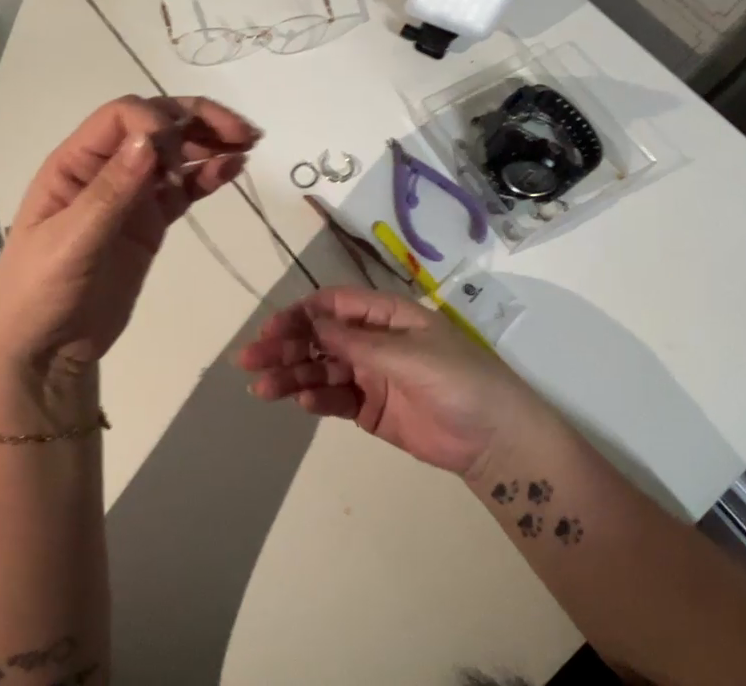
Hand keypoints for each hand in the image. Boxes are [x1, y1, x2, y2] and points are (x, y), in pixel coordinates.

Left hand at [0, 95, 257, 390]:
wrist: (44, 350)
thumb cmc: (39, 293)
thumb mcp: (69, 243)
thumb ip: (110, 192)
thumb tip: (150, 139)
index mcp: (74, 163)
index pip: (122, 117)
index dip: (156, 121)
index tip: (178, 154)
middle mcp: (104, 170)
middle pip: (155, 126)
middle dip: (197, 120)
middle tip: (242, 133)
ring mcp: (130, 197)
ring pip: (174, 154)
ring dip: (209, 143)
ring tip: (248, 146)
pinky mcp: (149, 224)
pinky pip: (182, 190)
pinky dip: (207, 176)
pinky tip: (232, 170)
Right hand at [236, 287, 546, 477]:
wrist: (496, 440)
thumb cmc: (461, 382)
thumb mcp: (410, 355)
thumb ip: (360, 343)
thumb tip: (313, 323)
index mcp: (387, 317)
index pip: (334, 306)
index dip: (300, 314)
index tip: (271, 329)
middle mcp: (374, 342)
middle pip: (319, 338)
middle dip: (284, 346)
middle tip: (249, 361)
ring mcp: (371, 377)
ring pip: (320, 370)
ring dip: (291, 376)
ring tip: (262, 389)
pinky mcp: (370, 410)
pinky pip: (335, 399)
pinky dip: (316, 400)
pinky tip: (301, 402)